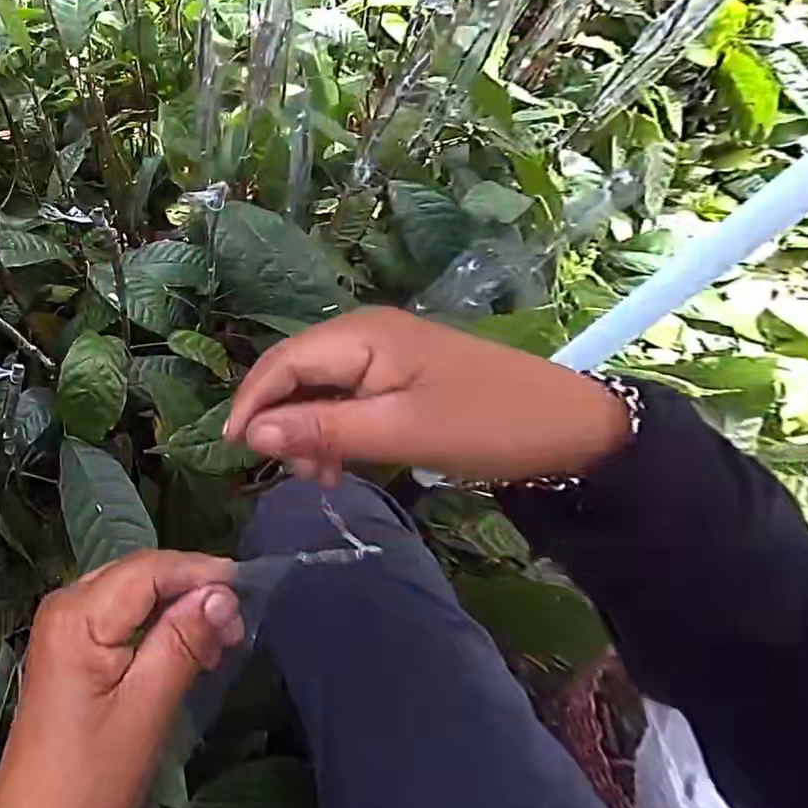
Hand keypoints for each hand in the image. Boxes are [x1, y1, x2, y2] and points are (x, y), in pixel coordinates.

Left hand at [0, 550, 243, 807]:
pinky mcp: (68, 640)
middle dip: (189, 587)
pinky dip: (155, 620)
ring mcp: (63, 620)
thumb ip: (182, 643)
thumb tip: (221, 594)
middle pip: (138, 573)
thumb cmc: (91, 776)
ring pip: (131, 589)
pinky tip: (185, 643)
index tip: (244, 585)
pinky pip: (119, 611)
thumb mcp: (145, 710)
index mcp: (76, 614)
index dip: (196, 570)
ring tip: (220, 636)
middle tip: (235, 619)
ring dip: (176, 604)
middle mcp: (65, 602)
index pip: (146, 569)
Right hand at [222, 307, 630, 484]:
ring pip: (316, 386)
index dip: (251, 403)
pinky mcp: (394, 371)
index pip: (281, 363)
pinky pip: (343, 394)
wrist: (575, 426)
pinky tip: (339, 461)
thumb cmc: (486, 424)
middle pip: (294, 371)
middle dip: (279, 419)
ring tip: (319, 474)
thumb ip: (321, 429)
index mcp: (359, 336)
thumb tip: (252, 435)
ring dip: (305, 427)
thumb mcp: (398, 432)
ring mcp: (379, 351)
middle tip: (286, 469)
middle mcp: (361, 332)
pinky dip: (332, 427)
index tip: (232, 447)